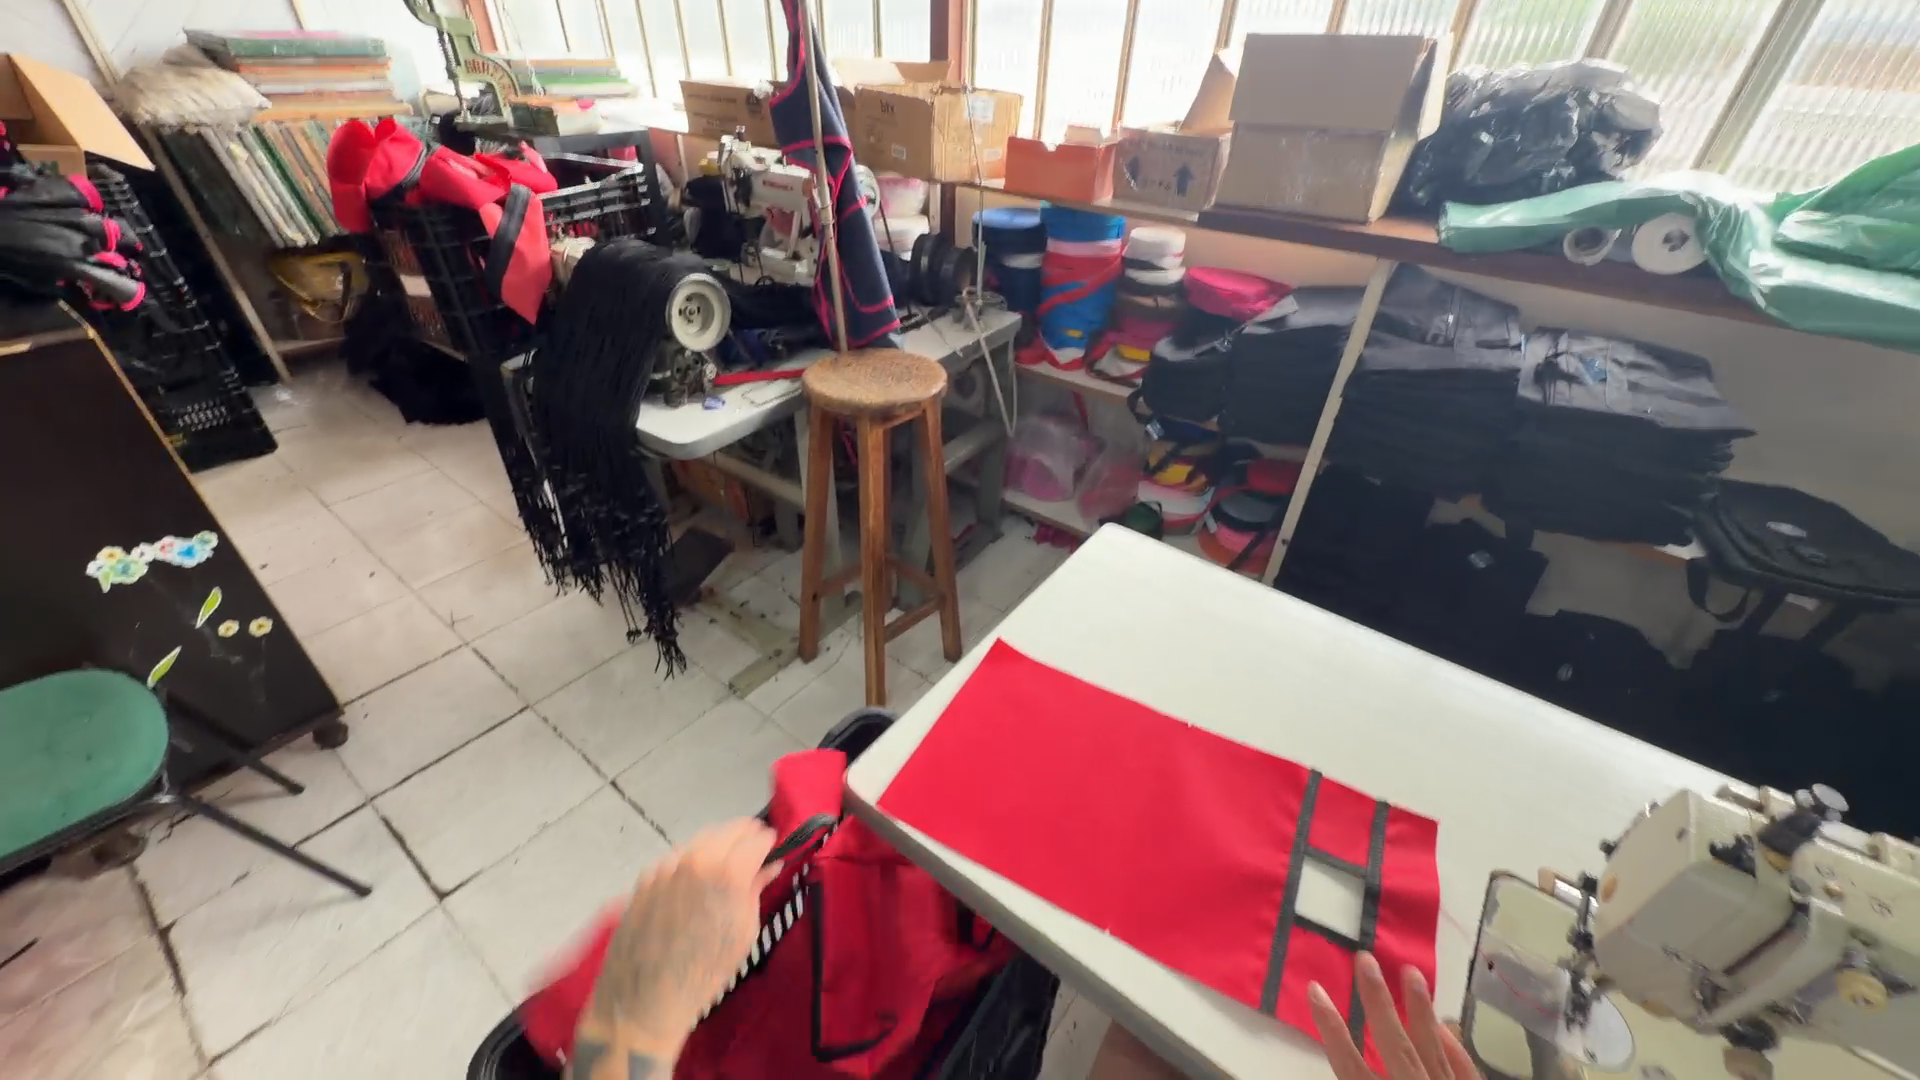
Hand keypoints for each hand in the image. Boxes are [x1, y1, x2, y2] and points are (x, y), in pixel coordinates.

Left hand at [576, 818, 780, 1072]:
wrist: (644, 1001)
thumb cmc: (704, 973)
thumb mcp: (743, 932)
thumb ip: (756, 889)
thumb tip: (770, 865)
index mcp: (728, 872)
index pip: (759, 838)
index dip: (770, 843)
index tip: (773, 850)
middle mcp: (697, 858)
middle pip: (730, 828)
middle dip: (746, 836)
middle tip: (753, 852)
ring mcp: (668, 864)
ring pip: (703, 837)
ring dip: (719, 844)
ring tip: (724, 864)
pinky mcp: (646, 876)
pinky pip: (676, 856)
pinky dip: (691, 860)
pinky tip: (692, 882)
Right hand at [1309, 952, 1479, 1079]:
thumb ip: (1356, 1077)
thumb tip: (1345, 1057)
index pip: (1351, 1067)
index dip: (1332, 1029)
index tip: (1314, 988)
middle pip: (1396, 1047)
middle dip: (1379, 1002)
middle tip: (1365, 958)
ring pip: (1433, 1052)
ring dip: (1421, 1012)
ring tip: (1410, 971)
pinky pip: (1467, 1075)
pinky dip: (1455, 1051)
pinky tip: (1444, 1026)